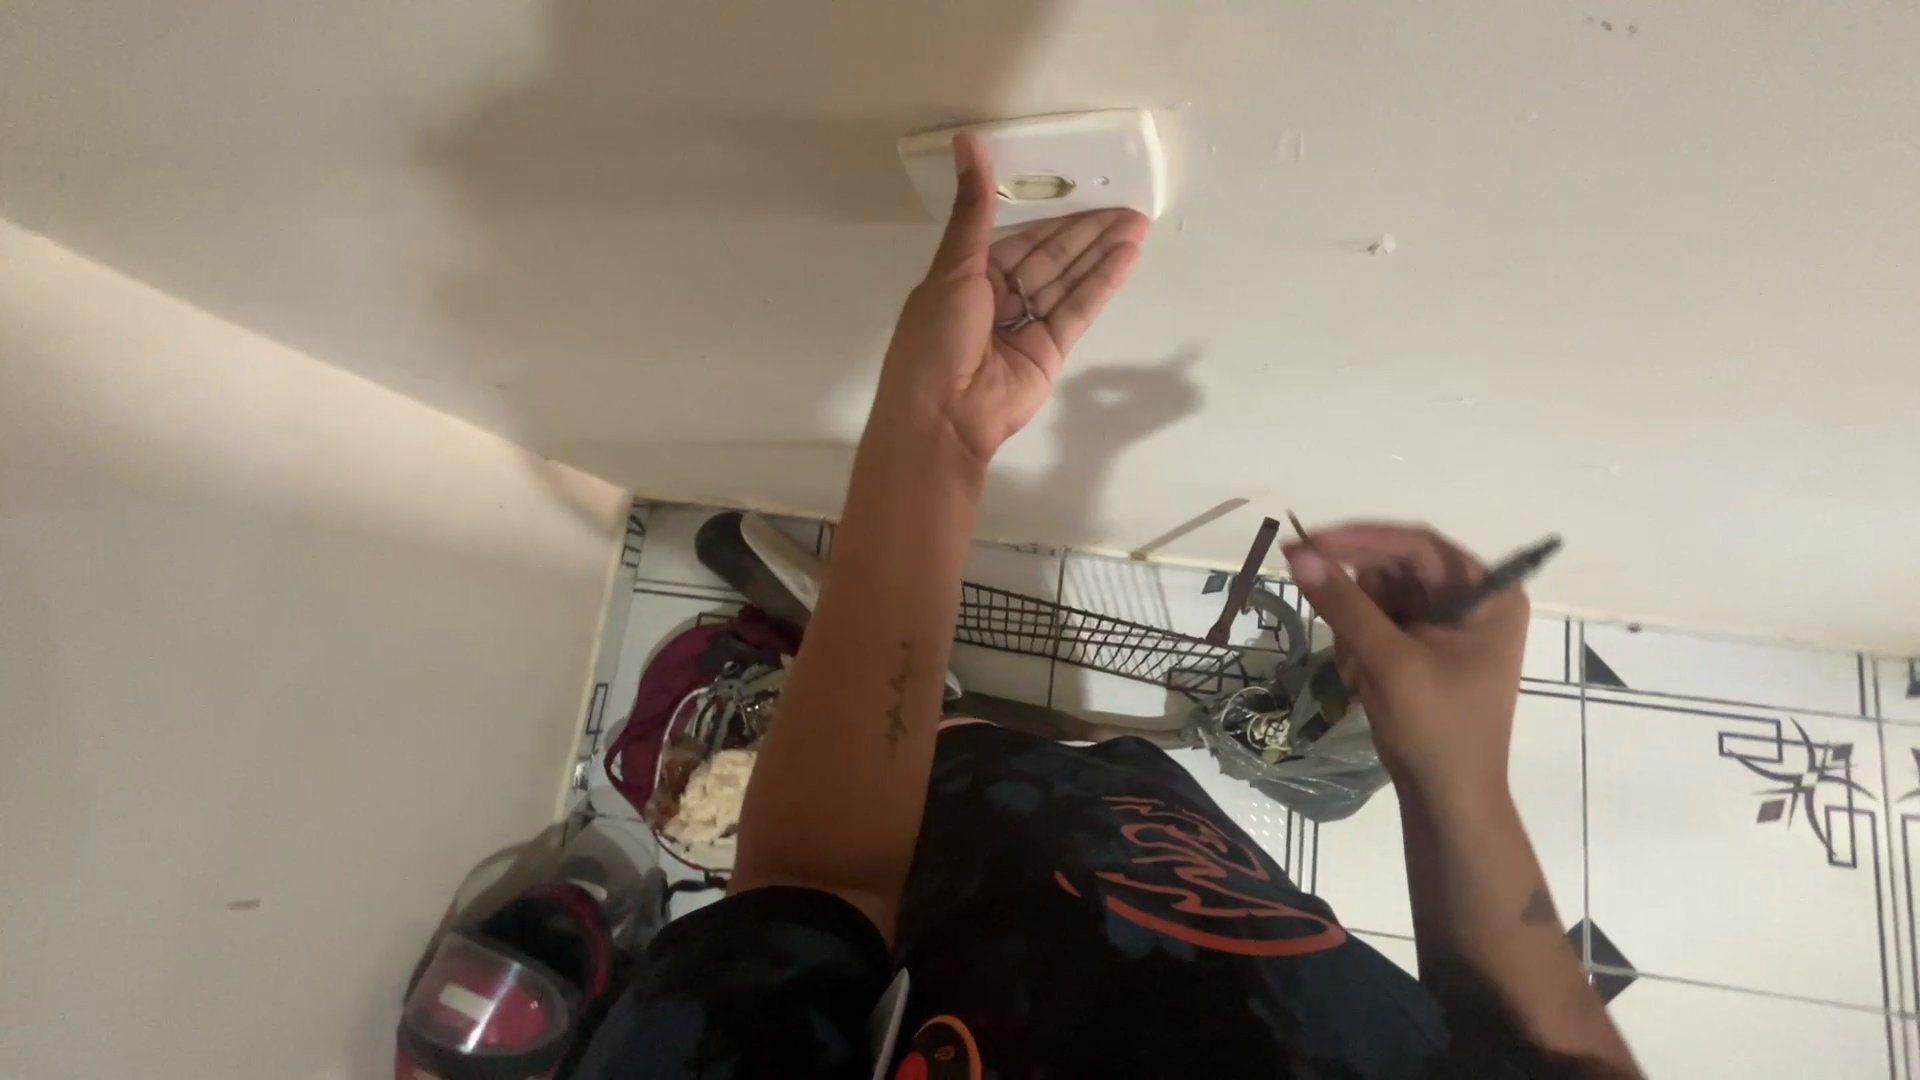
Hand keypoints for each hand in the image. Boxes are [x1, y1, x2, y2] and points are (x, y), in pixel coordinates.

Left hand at [871, 134, 1148, 464]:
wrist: (942, 414)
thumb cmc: (936, 337)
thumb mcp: (953, 268)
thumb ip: (974, 211)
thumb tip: (967, 143)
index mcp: (969, 280)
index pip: (1019, 240)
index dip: (1053, 216)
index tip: (1088, 188)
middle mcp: (998, 302)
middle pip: (1049, 259)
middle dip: (1086, 232)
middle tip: (1129, 203)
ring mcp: (1025, 329)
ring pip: (1066, 283)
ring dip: (1100, 254)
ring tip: (1138, 223)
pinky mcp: (1049, 354)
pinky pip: (1076, 312)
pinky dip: (1100, 285)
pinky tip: (1127, 257)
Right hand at [1283, 523, 1528, 807]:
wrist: (1447, 795)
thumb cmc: (1435, 726)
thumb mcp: (1387, 660)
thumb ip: (1343, 603)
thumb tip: (1297, 555)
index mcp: (1488, 595)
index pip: (1417, 545)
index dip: (1360, 539)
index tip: (1308, 543)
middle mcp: (1472, 600)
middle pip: (1396, 567)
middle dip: (1356, 592)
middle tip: (1312, 598)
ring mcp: (1447, 623)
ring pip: (1380, 593)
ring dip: (1354, 621)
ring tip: (1355, 665)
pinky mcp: (1423, 645)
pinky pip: (1377, 619)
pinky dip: (1358, 639)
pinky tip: (1360, 674)